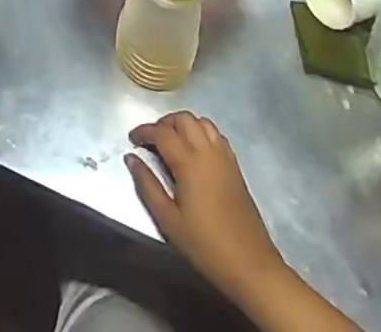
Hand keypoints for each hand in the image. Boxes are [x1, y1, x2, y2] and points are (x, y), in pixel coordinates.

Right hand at [126, 112, 285, 302]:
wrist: (249, 262)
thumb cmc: (204, 244)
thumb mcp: (168, 219)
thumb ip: (147, 185)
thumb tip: (131, 158)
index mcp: (189, 162)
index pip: (162, 132)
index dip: (144, 131)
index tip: (132, 138)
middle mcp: (208, 151)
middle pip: (184, 118)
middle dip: (163, 123)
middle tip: (150, 139)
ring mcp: (224, 156)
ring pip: (202, 121)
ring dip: (183, 124)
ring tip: (171, 141)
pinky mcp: (235, 165)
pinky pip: (216, 134)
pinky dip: (200, 131)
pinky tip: (193, 149)